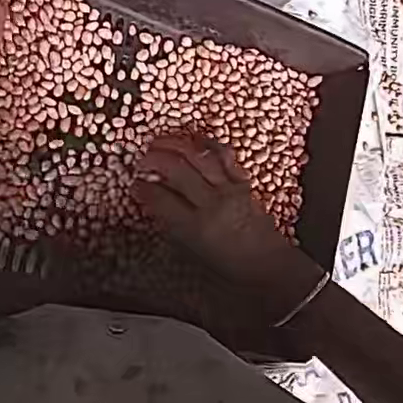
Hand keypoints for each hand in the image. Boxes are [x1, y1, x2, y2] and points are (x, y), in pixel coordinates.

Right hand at [132, 134, 319, 307]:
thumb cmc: (229, 264)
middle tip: (142, 159)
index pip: (161, 200)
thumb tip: (155, 200)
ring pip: (198, 157)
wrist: (268, 264)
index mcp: (196, 227)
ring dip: (175, 144)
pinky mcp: (243, 182)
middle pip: (177, 170)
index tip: (134, 184)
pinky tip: (192, 139)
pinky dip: (206, 143)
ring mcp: (230, 190)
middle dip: (154, 160)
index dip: (143, 189)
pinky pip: (223, 156)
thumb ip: (173, 224)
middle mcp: (212, 204)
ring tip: (159, 141)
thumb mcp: (194, 250)